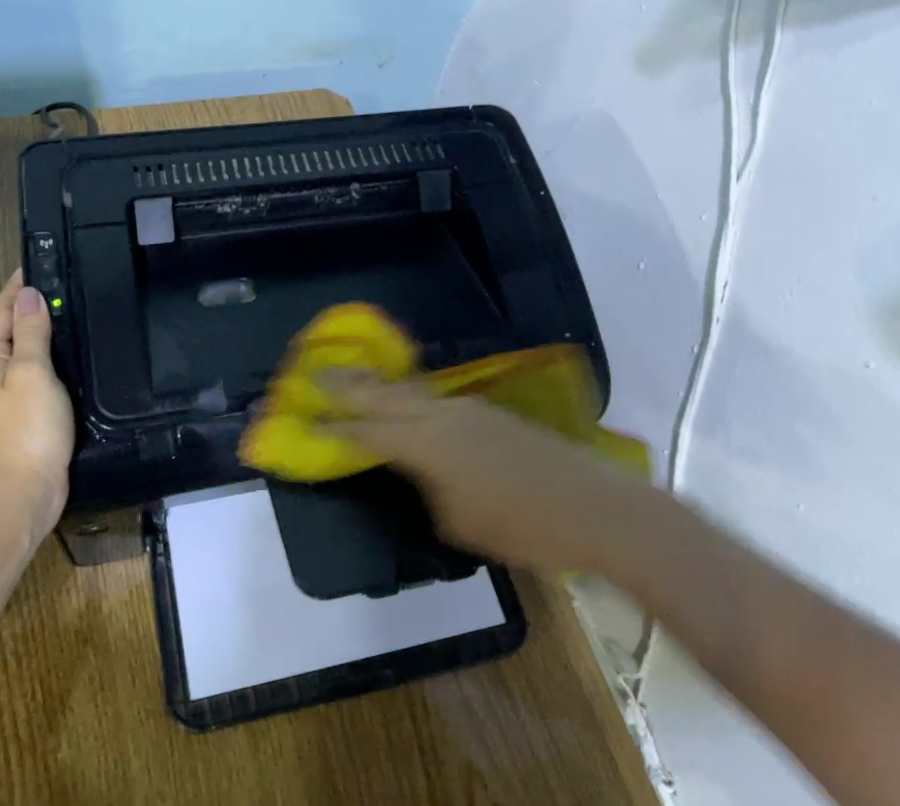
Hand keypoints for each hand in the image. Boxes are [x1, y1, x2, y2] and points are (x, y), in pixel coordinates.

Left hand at [0, 271, 73, 534]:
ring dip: (33, 337)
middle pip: (3, 334)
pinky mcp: (12, 422)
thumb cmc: (27, 428)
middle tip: (56, 290)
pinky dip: (40, 364)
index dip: (15, 289)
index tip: (34, 266)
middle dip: (24, 310)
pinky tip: (59, 367)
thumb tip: (29, 296)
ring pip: (14, 358)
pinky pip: (25, 380)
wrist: (21, 492)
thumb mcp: (32, 372)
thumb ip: (31, 333)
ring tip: (60, 321)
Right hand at [322, 371, 650, 574]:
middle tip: (312, 371)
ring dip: (378, 385)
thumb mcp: (458, 523)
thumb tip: (413, 473)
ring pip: (411, 391)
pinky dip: (408, 396)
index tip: (300, 416)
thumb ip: (425, 490)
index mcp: (427, 443)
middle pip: (383, 394)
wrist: (599, 509)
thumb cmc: (524, 528)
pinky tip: (404, 401)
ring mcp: (470, 409)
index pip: (365, 430)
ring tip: (351, 377)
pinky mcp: (491, 414)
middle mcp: (442, 414)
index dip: (331, 426)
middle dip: (345, 384)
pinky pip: (434, 399)